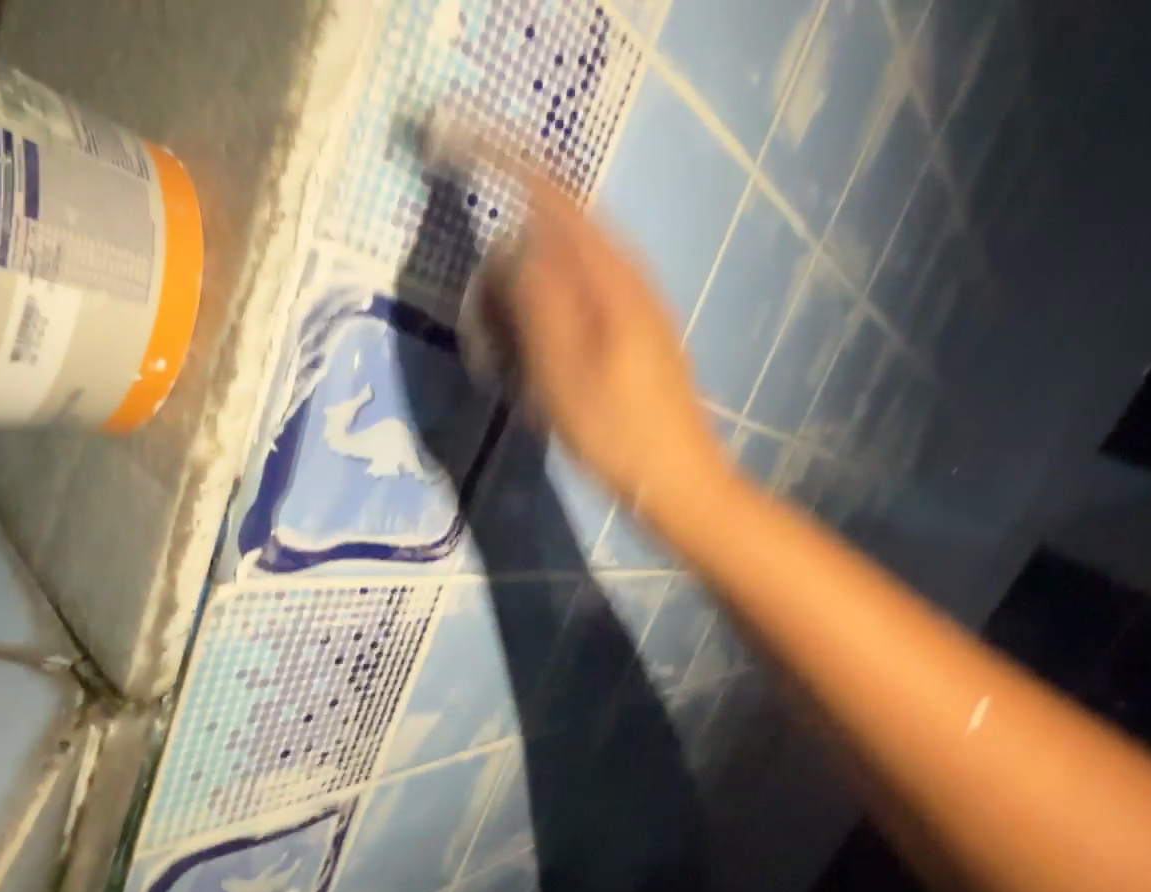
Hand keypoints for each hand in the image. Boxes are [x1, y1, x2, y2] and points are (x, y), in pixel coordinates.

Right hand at [486, 173, 731, 507]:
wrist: (682, 482)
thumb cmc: (617, 432)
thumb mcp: (562, 368)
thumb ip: (535, 298)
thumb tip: (510, 244)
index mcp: (612, 278)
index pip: (558, 196)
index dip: (514, 166)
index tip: (468, 151)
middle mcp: (632, 280)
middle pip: (567, 230)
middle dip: (518, 241)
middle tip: (483, 291)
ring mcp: (642, 309)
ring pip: (576, 270)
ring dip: (534, 285)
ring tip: (507, 333)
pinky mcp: (643, 338)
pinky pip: (589, 301)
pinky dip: (554, 313)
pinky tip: (542, 356)